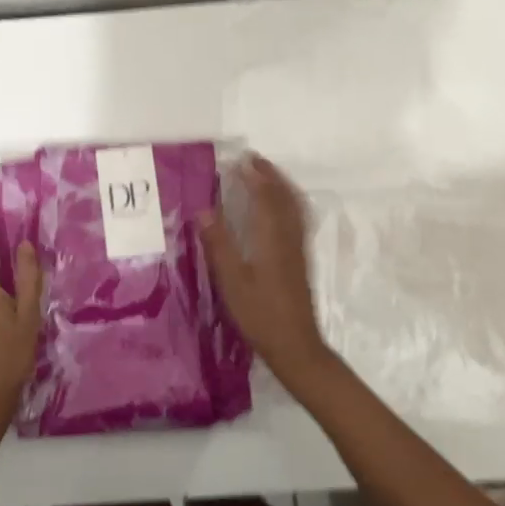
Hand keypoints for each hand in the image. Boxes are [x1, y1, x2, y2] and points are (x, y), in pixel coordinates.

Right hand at [200, 154, 333, 380]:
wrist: (295, 345)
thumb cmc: (260, 314)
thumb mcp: (231, 281)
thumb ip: (218, 244)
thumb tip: (204, 210)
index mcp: (271, 239)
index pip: (265, 197)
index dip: (255, 176)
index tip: (240, 160)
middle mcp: (289, 238)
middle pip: (284, 198)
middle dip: (270, 176)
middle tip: (253, 161)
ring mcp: (298, 249)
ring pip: (295, 208)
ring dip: (282, 187)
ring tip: (267, 176)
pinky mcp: (301, 261)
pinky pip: (299, 219)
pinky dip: (290, 203)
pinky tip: (281, 209)